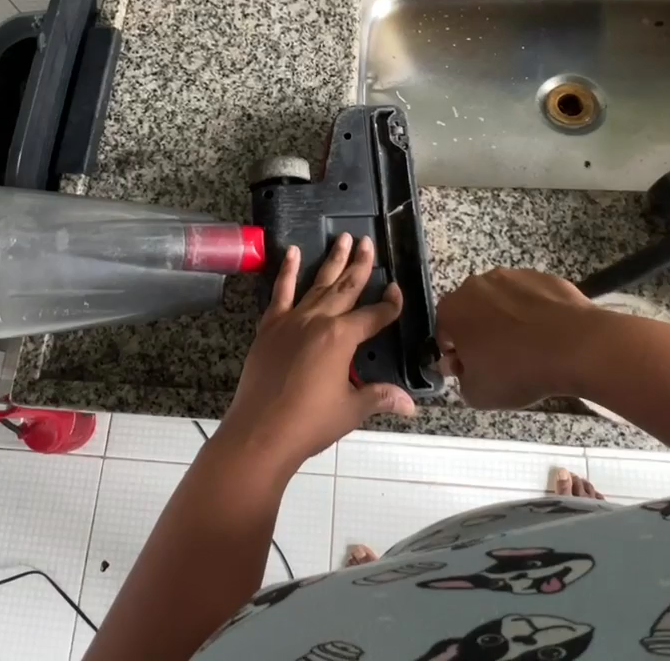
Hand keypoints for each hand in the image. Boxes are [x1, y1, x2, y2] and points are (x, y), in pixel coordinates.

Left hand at [218, 234, 416, 473]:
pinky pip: (280, 292)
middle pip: (346, 287)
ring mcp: (291, 320)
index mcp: (342, 337)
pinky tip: (291, 252)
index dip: (389, 304)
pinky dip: (286, 271)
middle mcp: (318, 320)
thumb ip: (379, 397)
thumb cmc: (309, 422)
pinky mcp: (269, 327)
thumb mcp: (351, 409)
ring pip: (317, 283)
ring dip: (332, 261)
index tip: (397, 291)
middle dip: (360, 265)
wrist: (260, 431)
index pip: (374, 316)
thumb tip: (410, 404)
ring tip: (343, 239)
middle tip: (368, 242)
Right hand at [435, 267, 607, 408]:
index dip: (456, 354)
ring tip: (530, 349)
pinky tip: (549, 336)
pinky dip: (535, 313)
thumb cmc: (518, 371)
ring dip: (508, 321)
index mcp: (453, 309)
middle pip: (471, 312)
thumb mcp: (477, 394)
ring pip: (501, 302)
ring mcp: (511, 276)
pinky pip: (531, 297)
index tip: (472, 370)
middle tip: (500, 362)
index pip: (443, 332)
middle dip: (481, 334)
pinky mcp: (542, 276)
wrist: (576, 347)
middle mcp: (476, 284)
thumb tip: (463, 367)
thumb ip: (461, 380)